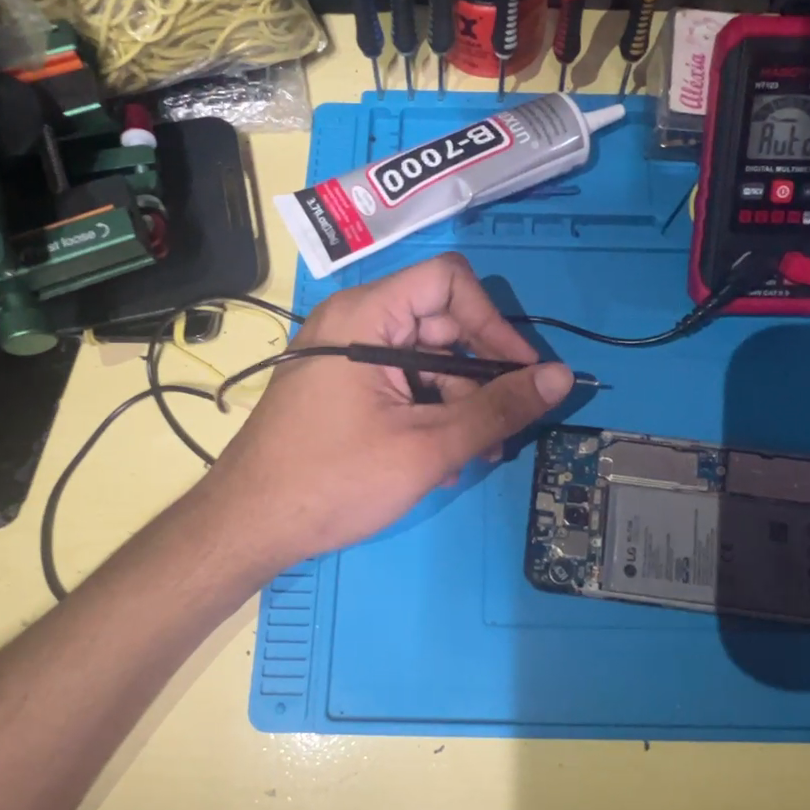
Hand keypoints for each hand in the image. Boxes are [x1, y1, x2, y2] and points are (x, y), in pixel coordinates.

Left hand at [191, 253, 574, 571]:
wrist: (247, 528)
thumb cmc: (334, 480)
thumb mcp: (428, 447)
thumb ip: (498, 408)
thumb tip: (562, 377)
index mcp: (366, 317)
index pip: (449, 281)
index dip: (493, 321)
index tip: (521, 372)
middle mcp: (354, 324)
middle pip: (442, 325)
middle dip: (480, 378)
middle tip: (503, 430)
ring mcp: (346, 358)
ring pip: (427, 363)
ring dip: (459, 406)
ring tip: (474, 458)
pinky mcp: (342, 389)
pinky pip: (402, 386)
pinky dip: (429, 416)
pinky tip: (441, 462)